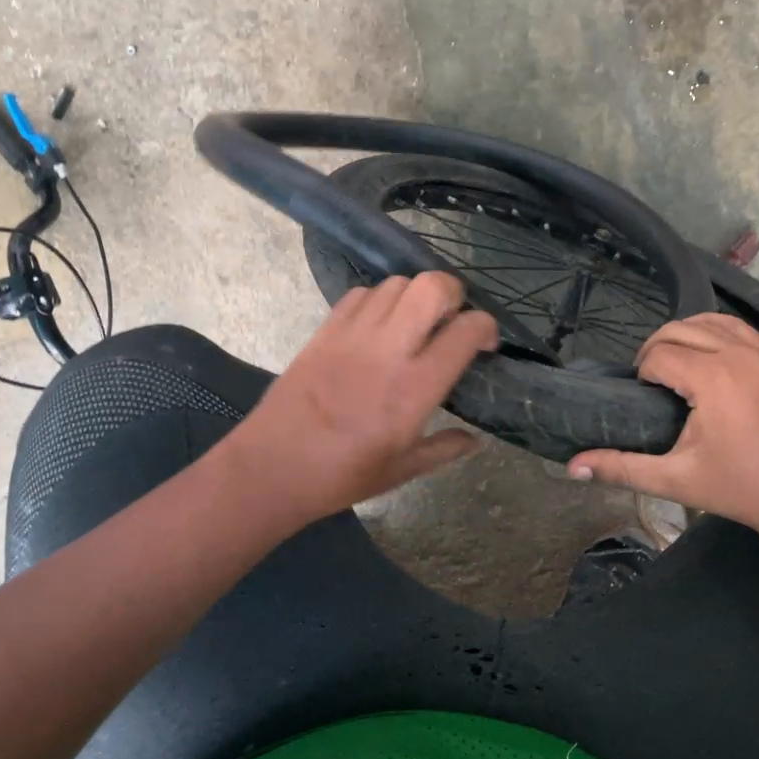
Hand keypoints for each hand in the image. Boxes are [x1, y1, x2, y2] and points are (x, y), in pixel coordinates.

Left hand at [216, 272, 497, 522]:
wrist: (272, 467)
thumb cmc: (342, 475)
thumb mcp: (402, 470)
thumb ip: (444, 449)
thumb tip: (475, 440)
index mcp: (416, 387)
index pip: (466, 330)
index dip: (486, 327)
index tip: (485, 343)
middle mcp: (389, 350)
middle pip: (432, 286)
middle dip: (454, 293)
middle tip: (452, 318)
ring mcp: (354, 334)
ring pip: (397, 283)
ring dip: (415, 295)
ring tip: (414, 322)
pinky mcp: (325, 330)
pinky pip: (361, 294)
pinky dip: (379, 300)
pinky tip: (378, 326)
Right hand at [567, 313, 758, 537]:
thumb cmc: (738, 488)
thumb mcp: (674, 480)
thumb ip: (621, 468)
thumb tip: (571, 468)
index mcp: (714, 379)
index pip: (660, 354)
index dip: (643, 372)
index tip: (644, 399)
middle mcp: (739, 354)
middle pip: (680, 329)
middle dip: (656, 348)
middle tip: (650, 380)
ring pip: (711, 321)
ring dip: (685, 335)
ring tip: (674, 363)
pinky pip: (739, 328)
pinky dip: (716, 332)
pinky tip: (707, 357)